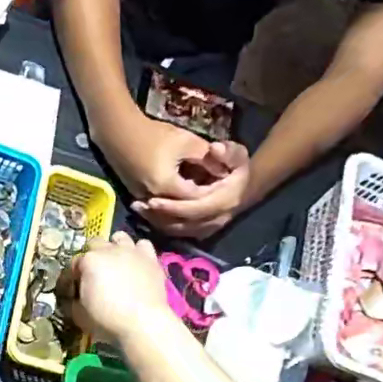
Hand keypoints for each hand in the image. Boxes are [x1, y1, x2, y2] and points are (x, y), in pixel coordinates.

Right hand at [61, 230, 184, 346]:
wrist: (142, 321)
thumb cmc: (106, 318)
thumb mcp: (79, 313)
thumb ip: (75, 299)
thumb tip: (77, 296)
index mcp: (88, 261)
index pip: (75, 262)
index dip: (75, 275)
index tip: (77, 286)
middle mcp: (109, 249)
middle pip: (95, 243)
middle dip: (92, 255)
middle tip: (96, 273)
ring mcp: (131, 251)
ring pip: (119, 237)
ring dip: (115, 247)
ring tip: (116, 262)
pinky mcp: (150, 257)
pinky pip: (142, 244)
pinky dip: (137, 251)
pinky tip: (136, 263)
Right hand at [94, 108, 223, 201]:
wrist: (118, 134)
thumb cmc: (152, 135)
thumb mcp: (186, 142)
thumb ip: (206, 158)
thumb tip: (222, 170)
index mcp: (166, 187)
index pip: (196, 198)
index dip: (213, 191)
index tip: (226, 184)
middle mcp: (153, 199)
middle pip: (182, 210)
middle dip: (199, 201)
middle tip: (214, 192)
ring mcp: (142, 200)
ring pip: (168, 213)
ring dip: (183, 207)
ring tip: (199, 198)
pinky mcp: (136, 196)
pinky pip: (157, 209)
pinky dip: (170, 206)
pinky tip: (180, 198)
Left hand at [131, 141, 252, 238]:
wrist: (245, 189)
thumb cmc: (239, 170)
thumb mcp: (238, 156)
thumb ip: (228, 152)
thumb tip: (214, 148)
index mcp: (222, 203)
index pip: (192, 209)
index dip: (171, 206)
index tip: (150, 199)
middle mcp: (214, 220)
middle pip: (180, 223)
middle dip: (157, 215)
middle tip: (137, 205)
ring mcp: (206, 229)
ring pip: (175, 230)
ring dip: (155, 221)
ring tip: (137, 208)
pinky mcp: (198, 233)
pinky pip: (175, 232)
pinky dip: (160, 224)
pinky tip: (146, 213)